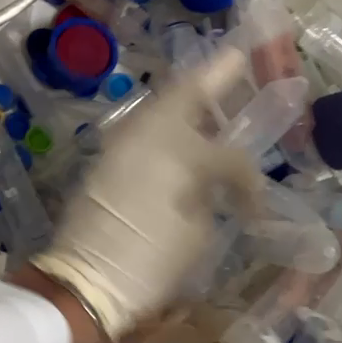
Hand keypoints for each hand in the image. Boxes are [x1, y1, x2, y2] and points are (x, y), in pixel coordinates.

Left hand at [30, 46, 257, 341]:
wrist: (85, 281)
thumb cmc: (149, 263)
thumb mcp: (196, 236)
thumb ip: (211, 196)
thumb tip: (214, 185)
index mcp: (178, 153)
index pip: (227, 155)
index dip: (247, 175)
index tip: (256, 193)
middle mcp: (146, 135)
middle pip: (184, 95)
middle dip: (212, 79)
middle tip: (234, 61)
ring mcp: (120, 144)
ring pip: (159, 109)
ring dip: (185, 104)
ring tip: (210, 102)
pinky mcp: (104, 160)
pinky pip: (140, 130)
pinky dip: (163, 126)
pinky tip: (179, 135)